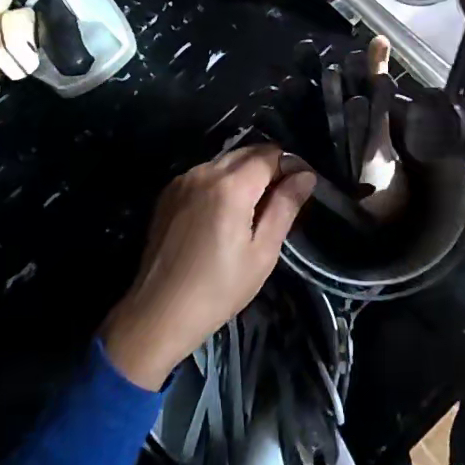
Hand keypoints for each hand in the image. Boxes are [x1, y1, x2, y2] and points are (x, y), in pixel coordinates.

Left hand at [100, 145, 315, 389]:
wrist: (159, 312)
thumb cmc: (219, 289)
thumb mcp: (262, 252)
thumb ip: (285, 206)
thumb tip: (305, 175)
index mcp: (230, 186)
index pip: (270, 155)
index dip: (291, 165)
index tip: (303, 185)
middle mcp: (204, 172)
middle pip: (246, 152)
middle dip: (269, 166)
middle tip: (283, 197)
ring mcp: (182, 181)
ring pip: (224, 162)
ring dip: (244, 173)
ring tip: (255, 207)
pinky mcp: (168, 193)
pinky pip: (204, 175)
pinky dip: (221, 182)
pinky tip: (224, 213)